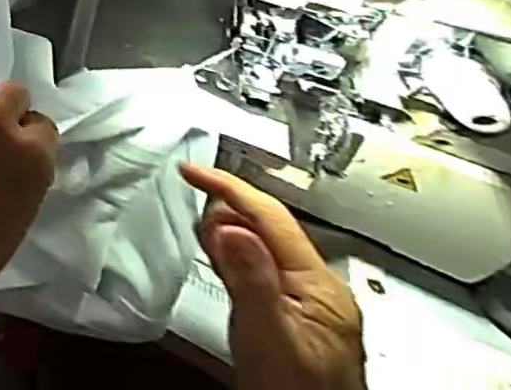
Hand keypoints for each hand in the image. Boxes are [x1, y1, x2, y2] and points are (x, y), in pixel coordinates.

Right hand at [180, 164, 364, 389]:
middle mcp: (316, 286)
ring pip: (257, 238)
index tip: (190, 171)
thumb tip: (232, 228)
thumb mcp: (268, 338)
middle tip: (200, 232)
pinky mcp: (286, 306)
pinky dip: (230, 251)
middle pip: (264, 222)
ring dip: (226, 234)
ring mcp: (303, 297)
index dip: (227, 187)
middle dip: (225, 215)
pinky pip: (254, 259)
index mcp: (320, 287)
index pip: (271, 215)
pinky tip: (220, 261)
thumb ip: (251, 281)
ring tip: (209, 250)